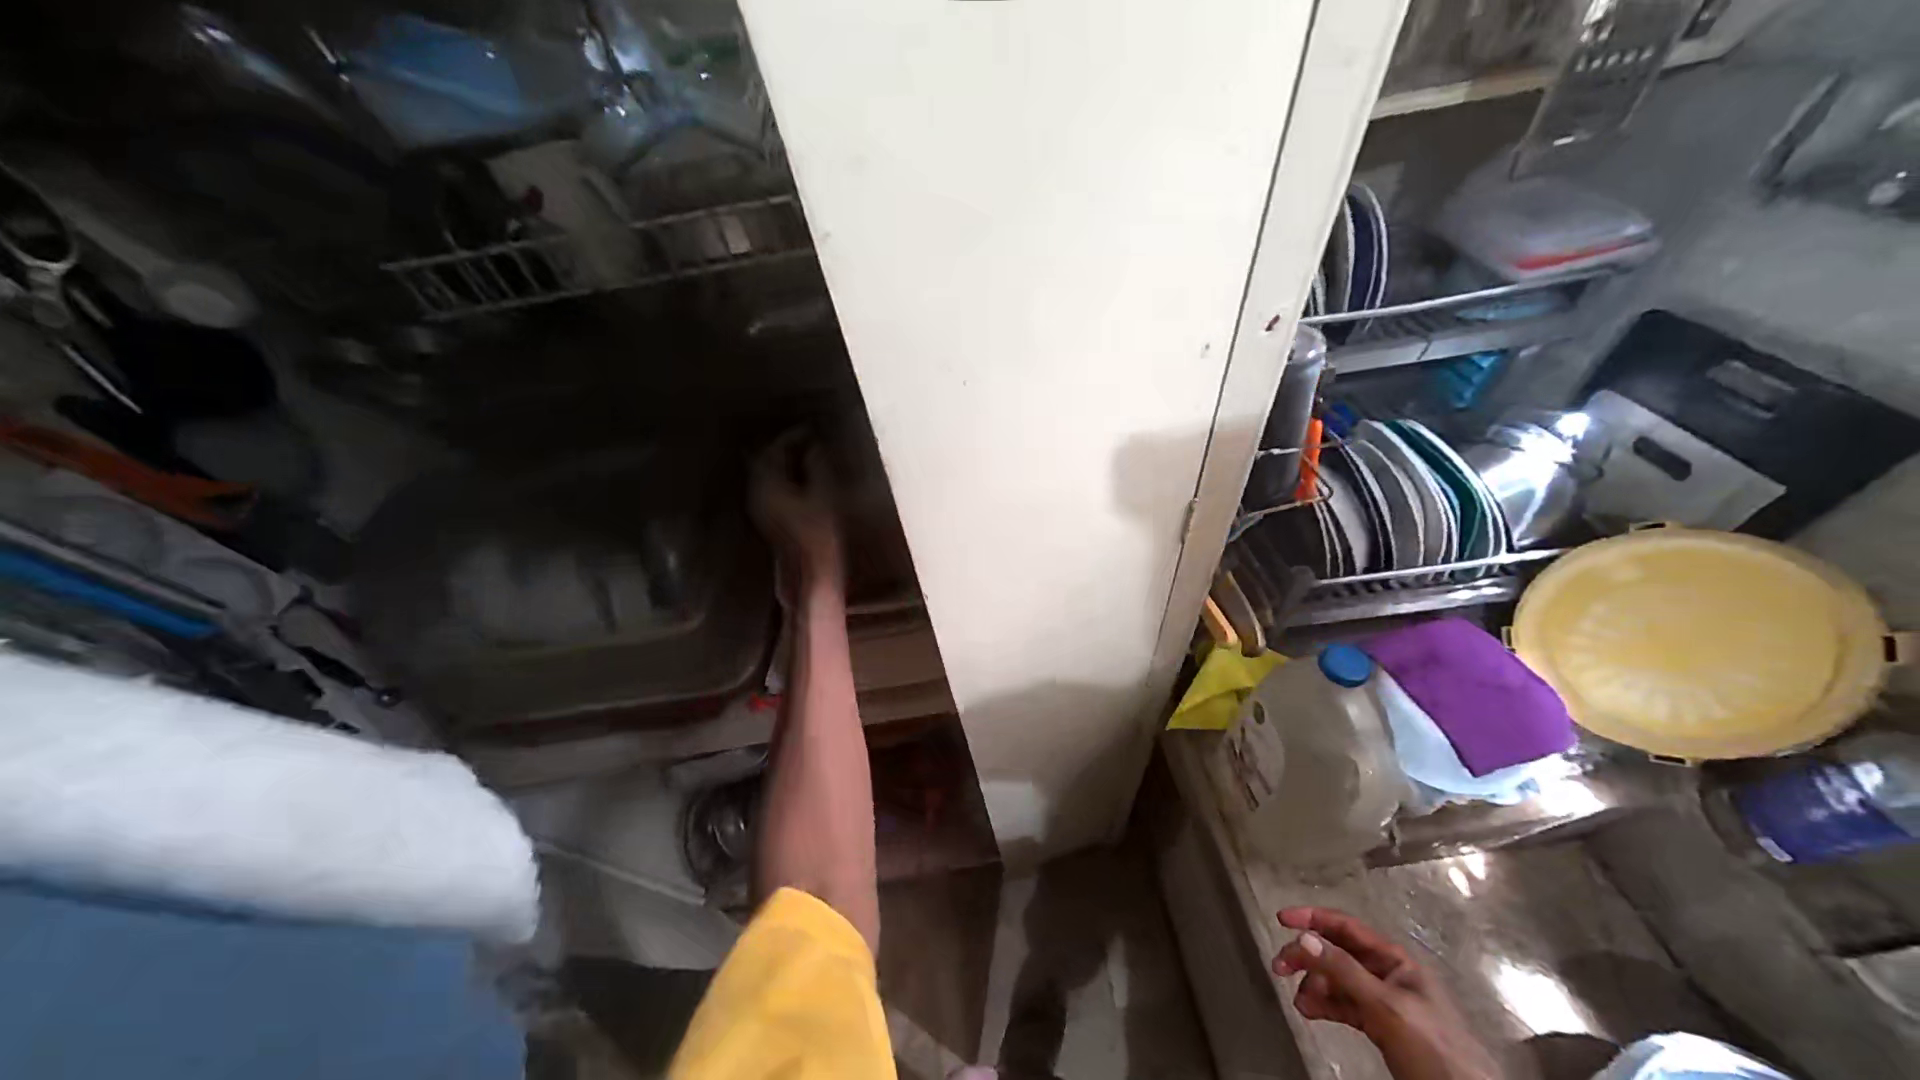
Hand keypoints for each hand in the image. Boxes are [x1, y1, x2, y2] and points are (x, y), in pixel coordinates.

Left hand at [749, 432, 844, 593]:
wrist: (809, 572)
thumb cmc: (819, 535)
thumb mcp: (824, 495)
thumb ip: (817, 466)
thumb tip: (814, 447)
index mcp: (768, 484)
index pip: (775, 450)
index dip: (793, 436)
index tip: (811, 430)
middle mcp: (756, 493)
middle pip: (766, 460)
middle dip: (786, 447)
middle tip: (808, 438)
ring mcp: (759, 507)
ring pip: (767, 473)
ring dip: (784, 462)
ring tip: (806, 454)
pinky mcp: (766, 517)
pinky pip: (770, 486)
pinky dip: (784, 477)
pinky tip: (800, 477)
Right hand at [1272, 907, 1500, 1079]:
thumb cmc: (1431, 1045)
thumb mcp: (1386, 1006)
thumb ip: (1344, 970)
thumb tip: (1302, 937)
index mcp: (1394, 959)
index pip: (1345, 927)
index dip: (1312, 918)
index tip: (1280, 919)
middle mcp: (1386, 973)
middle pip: (1336, 952)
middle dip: (1307, 957)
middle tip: (1279, 967)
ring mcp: (1383, 999)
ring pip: (1337, 980)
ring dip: (1314, 985)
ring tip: (1300, 1002)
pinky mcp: (1379, 1024)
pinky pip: (1343, 1004)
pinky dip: (1324, 1005)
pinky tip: (1309, 1012)